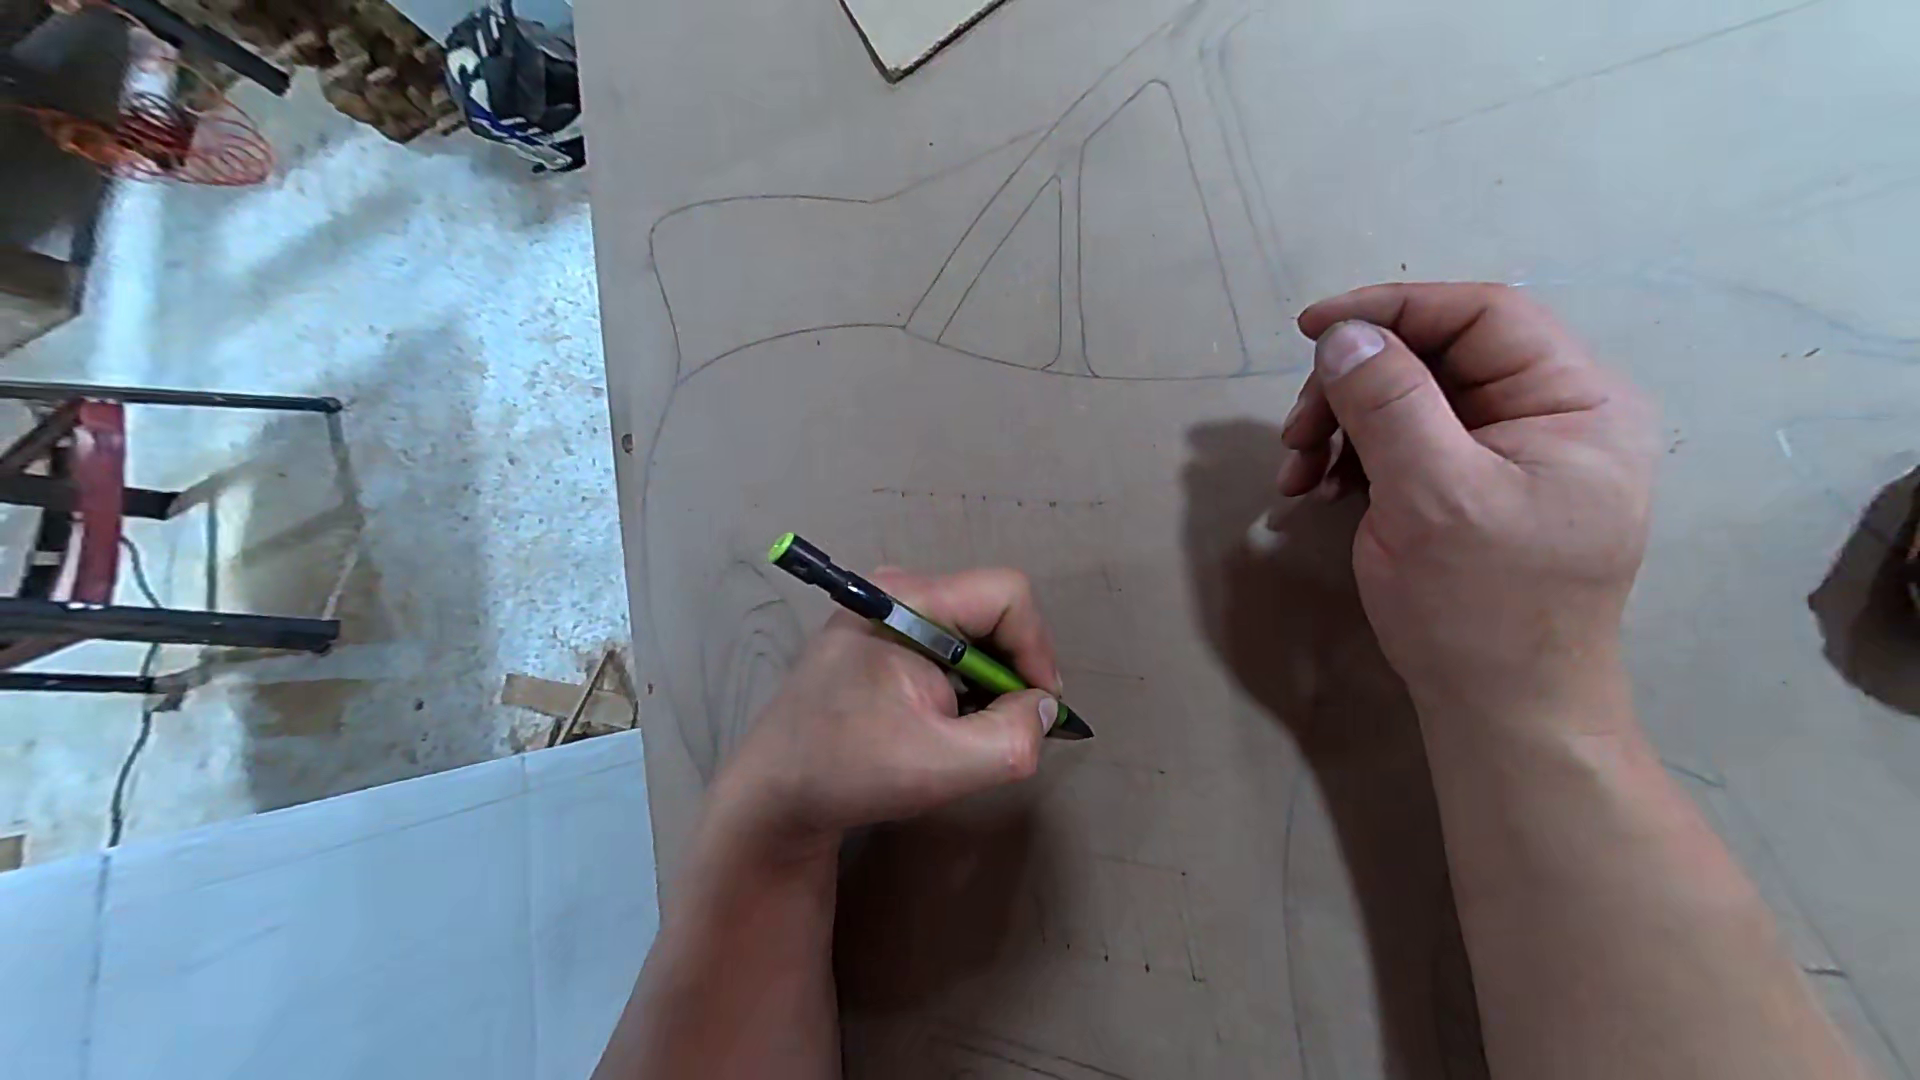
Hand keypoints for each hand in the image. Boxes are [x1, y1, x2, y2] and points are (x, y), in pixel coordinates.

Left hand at [709, 567, 1061, 856]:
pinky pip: (953, 641)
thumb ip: (1011, 740)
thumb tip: (1045, 708)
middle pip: (994, 609)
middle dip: (1015, 668)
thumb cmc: (846, 770)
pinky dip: (969, 679)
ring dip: (992, 679)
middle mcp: (900, 590)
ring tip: (973, 729)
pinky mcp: (886, 633)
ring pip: (977, 627)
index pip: (1007, 595)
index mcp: (908, 600)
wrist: (774, 790)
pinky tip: (949, 719)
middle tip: (1012, 725)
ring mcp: (890, 609)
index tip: (1038, 708)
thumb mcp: (939, 766)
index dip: (1035, 649)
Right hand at [1276, 283, 1656, 717]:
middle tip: (1294, 434)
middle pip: (1429, 359)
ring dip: (1336, 426)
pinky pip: (1392, 444)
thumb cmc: (1479, 604)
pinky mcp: (1455, 484)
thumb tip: (1342, 335)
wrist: (1496, 701)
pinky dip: (1344, 458)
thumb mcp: (1432, 496)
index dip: (1392, 308)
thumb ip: (1390, 405)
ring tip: (1295, 474)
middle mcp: (1539, 415)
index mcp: (1571, 402)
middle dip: (1349, 388)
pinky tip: (1316, 489)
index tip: (1310, 328)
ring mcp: (1494, 452)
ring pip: (1399, 401)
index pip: (1480, 315)